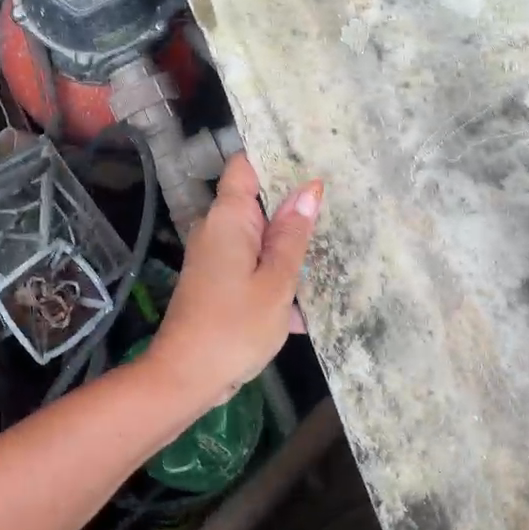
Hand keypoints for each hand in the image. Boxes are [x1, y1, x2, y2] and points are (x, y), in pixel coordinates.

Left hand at [144, 155, 321, 408]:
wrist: (186, 375)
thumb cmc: (234, 326)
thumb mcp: (275, 281)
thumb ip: (292, 235)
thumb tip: (309, 188)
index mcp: (228, 217)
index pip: (245, 167)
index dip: (274, 156)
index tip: (312, 153)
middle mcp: (217, 228)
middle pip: (257, 201)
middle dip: (294, 205)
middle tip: (342, 202)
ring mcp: (215, 256)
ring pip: (259, 238)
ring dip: (290, 247)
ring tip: (339, 248)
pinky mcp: (218, 282)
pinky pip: (252, 265)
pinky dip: (277, 277)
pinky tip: (312, 303)